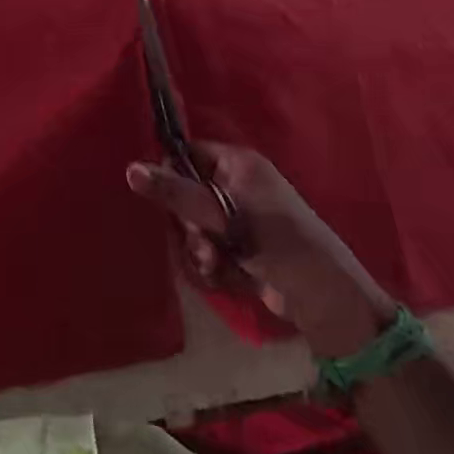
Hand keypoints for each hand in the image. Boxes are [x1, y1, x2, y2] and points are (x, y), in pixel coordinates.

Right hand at [126, 142, 394, 357]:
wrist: (324, 299)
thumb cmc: (279, 244)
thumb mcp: (224, 217)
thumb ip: (176, 193)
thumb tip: (129, 168)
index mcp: (238, 164)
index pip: (186, 154)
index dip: (169, 175)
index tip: (164, 201)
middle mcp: (236, 186)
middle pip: (184, 196)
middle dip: (188, 226)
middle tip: (203, 242)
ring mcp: (239, 219)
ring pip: (192, 228)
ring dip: (199, 250)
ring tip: (218, 264)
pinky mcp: (239, 248)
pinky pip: (206, 250)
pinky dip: (212, 265)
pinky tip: (227, 277)